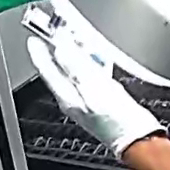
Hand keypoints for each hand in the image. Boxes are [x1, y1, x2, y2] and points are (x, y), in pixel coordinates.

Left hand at [26, 23, 162, 156]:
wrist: (136, 138)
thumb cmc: (116, 120)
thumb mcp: (93, 87)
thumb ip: (75, 66)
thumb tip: (60, 49)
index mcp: (67, 97)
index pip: (47, 71)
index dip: (40, 54)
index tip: (33, 39)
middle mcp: (74, 100)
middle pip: (59, 70)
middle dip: (58, 50)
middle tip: (56, 32)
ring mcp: (87, 101)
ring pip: (75, 72)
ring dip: (75, 55)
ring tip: (76, 39)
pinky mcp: (100, 100)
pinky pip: (89, 77)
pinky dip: (90, 64)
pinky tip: (97, 58)